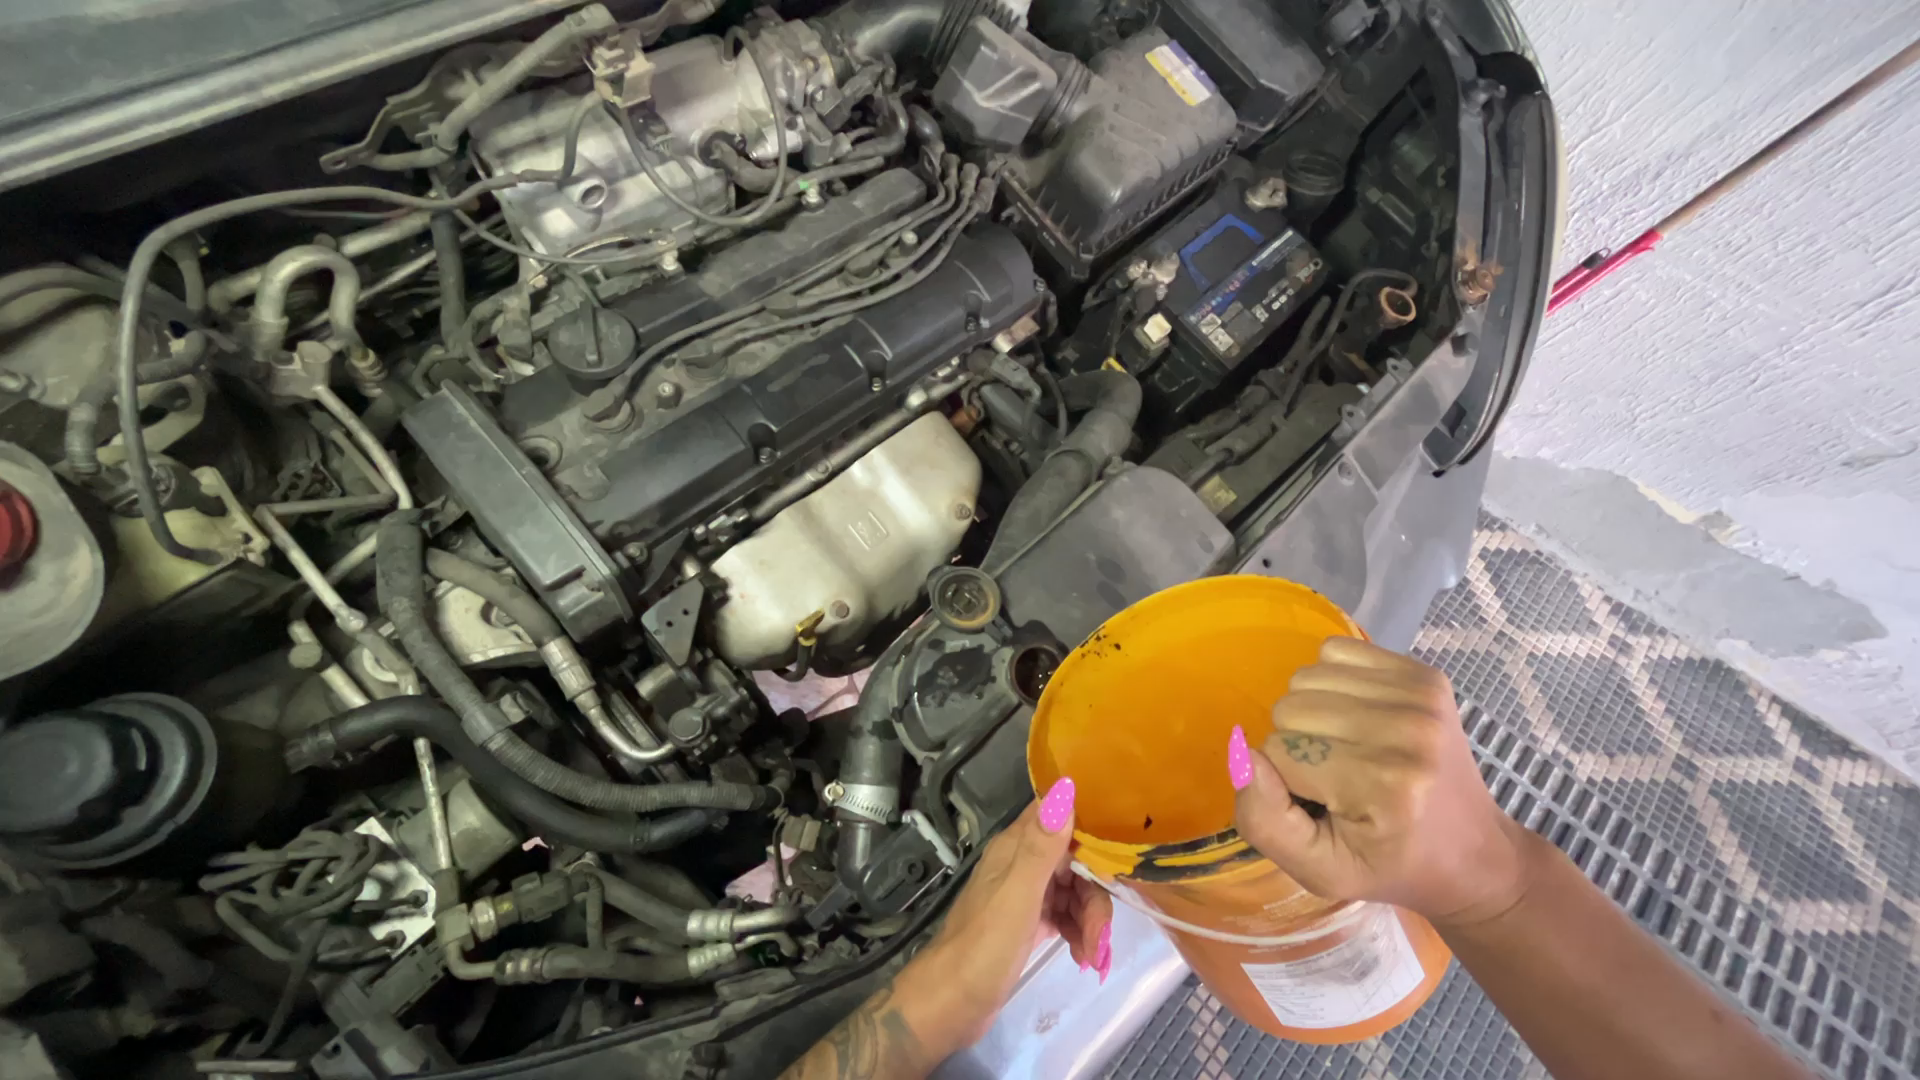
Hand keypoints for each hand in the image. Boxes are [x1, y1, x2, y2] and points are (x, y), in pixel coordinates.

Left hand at [896, 777, 1113, 1056]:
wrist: (950, 1004)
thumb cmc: (983, 946)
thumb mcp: (1018, 894)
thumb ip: (1042, 845)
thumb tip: (1065, 788)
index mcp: (1015, 847)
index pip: (1060, 817)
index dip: (1089, 831)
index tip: (1114, 858)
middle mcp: (1020, 863)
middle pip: (1073, 860)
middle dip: (1094, 894)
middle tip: (1098, 934)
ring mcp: (1023, 893)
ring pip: (1072, 890)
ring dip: (1089, 919)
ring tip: (1090, 954)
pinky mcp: (1027, 922)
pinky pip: (1063, 914)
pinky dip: (1077, 932)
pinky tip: (1081, 957)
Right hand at [1227, 637, 1533, 927]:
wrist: (1472, 854)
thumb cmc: (1388, 867)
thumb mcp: (1320, 871)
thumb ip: (1265, 821)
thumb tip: (1245, 754)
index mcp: (1383, 785)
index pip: (1278, 753)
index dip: (1286, 783)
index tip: (1325, 806)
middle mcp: (1406, 730)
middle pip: (1289, 708)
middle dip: (1296, 743)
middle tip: (1334, 777)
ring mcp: (1420, 696)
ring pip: (1305, 678)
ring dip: (1312, 712)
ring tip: (1346, 747)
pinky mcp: (1425, 674)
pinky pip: (1335, 651)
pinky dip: (1331, 681)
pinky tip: (1358, 717)